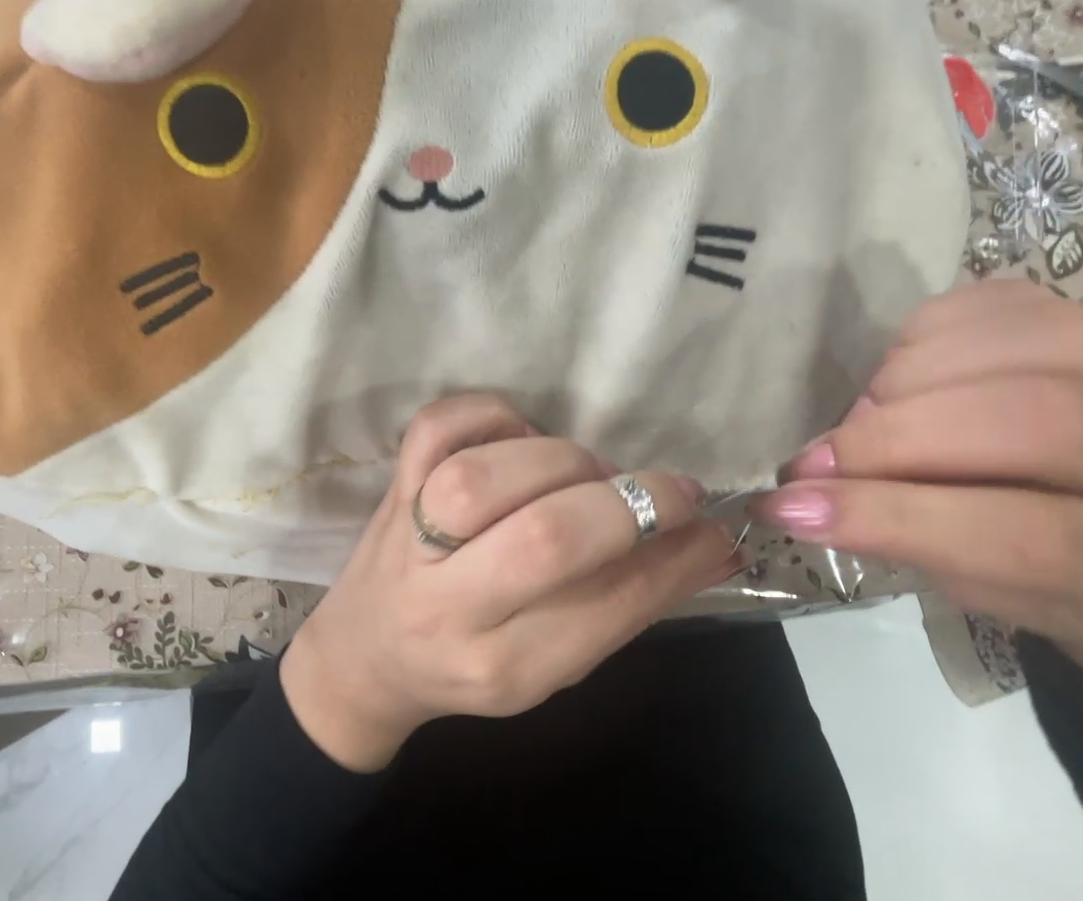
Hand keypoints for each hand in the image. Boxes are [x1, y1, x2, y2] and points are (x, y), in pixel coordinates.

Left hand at [281, 394, 742, 770]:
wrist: (366, 657)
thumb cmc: (470, 665)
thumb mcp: (549, 663)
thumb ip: (623, 605)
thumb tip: (712, 545)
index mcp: (502, 667)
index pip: (603, 608)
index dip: (674, 559)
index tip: (716, 526)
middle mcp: (449, 606)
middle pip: (544, 540)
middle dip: (627, 506)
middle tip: (669, 493)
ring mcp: (410, 541)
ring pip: (481, 480)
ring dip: (560, 461)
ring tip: (588, 472)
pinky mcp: (391, 490)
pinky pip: (434, 429)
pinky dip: (490, 415)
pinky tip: (521, 437)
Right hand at [755, 281, 1082, 693]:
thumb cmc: (1055, 584)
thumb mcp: (987, 593)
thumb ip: (915, 545)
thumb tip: (806, 497)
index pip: (1038, 538)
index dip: (899, 516)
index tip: (794, 509)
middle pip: (1041, 422)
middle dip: (898, 437)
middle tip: (816, 459)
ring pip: (1027, 347)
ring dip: (907, 380)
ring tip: (861, 416)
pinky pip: (1006, 303)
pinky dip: (925, 334)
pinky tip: (896, 374)